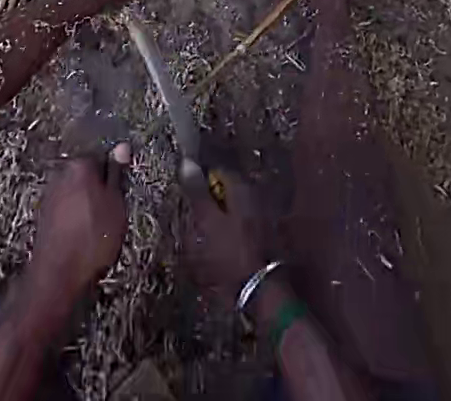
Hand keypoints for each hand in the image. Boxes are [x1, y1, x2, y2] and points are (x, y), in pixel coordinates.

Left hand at [32, 144, 130, 295]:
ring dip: (87, 205)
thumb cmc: (92, 236)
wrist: (57, 275)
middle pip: (87, 175)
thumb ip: (117, 173)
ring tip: (98, 228)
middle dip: (99, 189)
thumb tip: (122, 147)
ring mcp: (50, 196)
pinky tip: (83, 236)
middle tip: (113, 211)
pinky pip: (66, 210)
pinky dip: (75, 219)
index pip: (102, 157)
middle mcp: (61, 174)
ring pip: (76, 193)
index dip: (114, 176)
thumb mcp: (115, 203)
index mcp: (79, 165)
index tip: (120, 193)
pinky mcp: (44, 217)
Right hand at [183, 170, 270, 298]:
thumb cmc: (230, 253)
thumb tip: (187, 161)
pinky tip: (221, 244)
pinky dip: (229, 227)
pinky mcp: (263, 233)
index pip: (218, 170)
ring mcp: (261, 214)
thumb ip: (198, 191)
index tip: (188, 194)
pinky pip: (241, 222)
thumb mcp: (208, 221)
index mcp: (242, 188)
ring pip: (233, 206)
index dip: (201, 179)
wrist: (260, 290)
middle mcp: (255, 195)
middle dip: (210, 197)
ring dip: (219, 214)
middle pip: (227, 188)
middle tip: (195, 216)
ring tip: (205, 233)